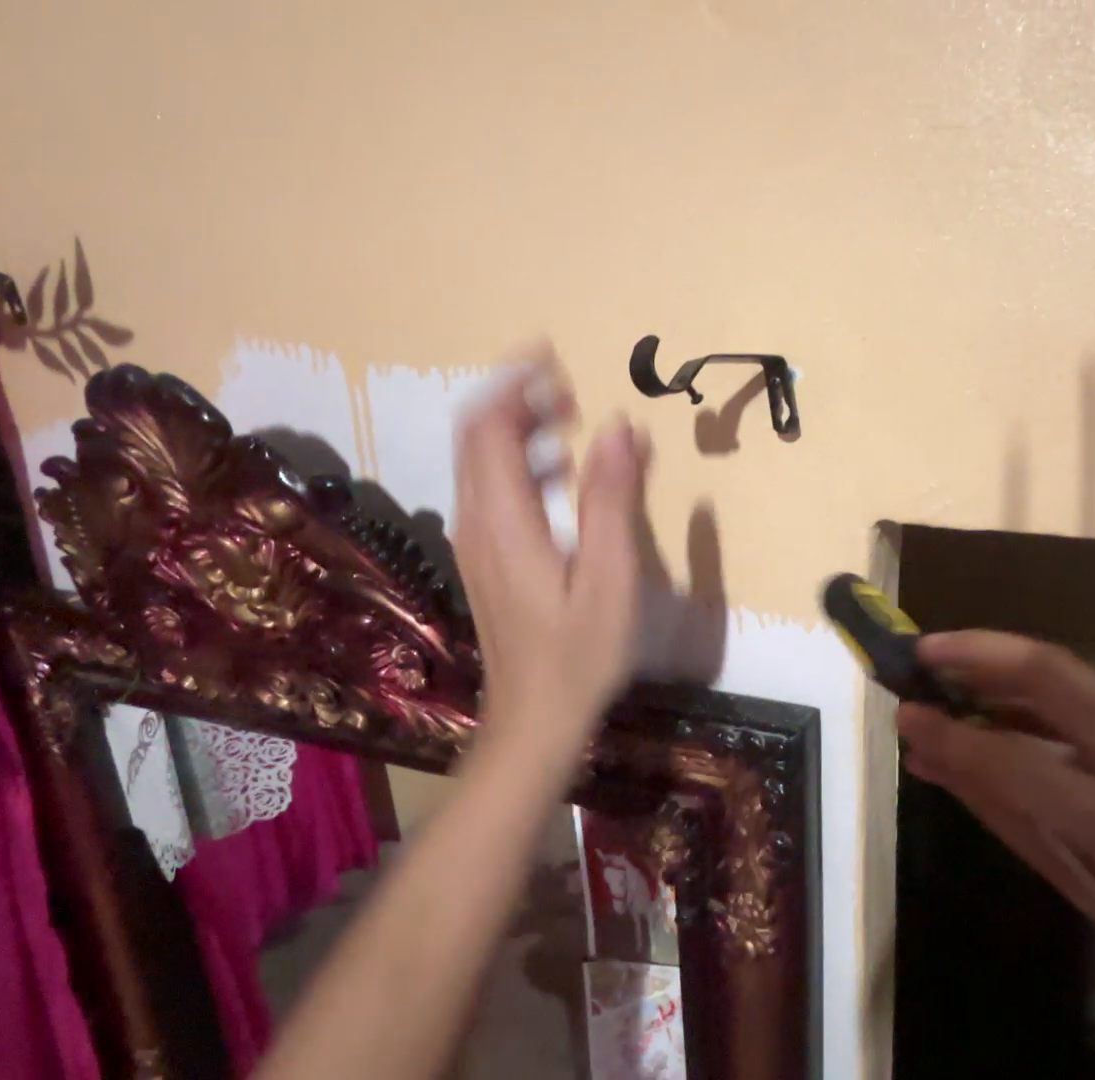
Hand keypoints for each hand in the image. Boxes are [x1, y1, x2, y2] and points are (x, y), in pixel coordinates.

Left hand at [452, 348, 649, 749]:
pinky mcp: (484, 557)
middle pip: (476, 436)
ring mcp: (475, 540)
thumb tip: (620, 427)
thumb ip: (612, 500)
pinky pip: (489, 487)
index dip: (514, 381)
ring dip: (516, 427)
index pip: (489, 426)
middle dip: (515, 397)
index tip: (552, 355)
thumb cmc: (580, 655)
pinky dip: (517, 460)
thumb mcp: (610, 579)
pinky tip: (559, 473)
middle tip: (569, 387)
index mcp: (504, 520)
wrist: (534, 720)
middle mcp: (477, 521)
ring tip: (569, 418)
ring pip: (479, 461)